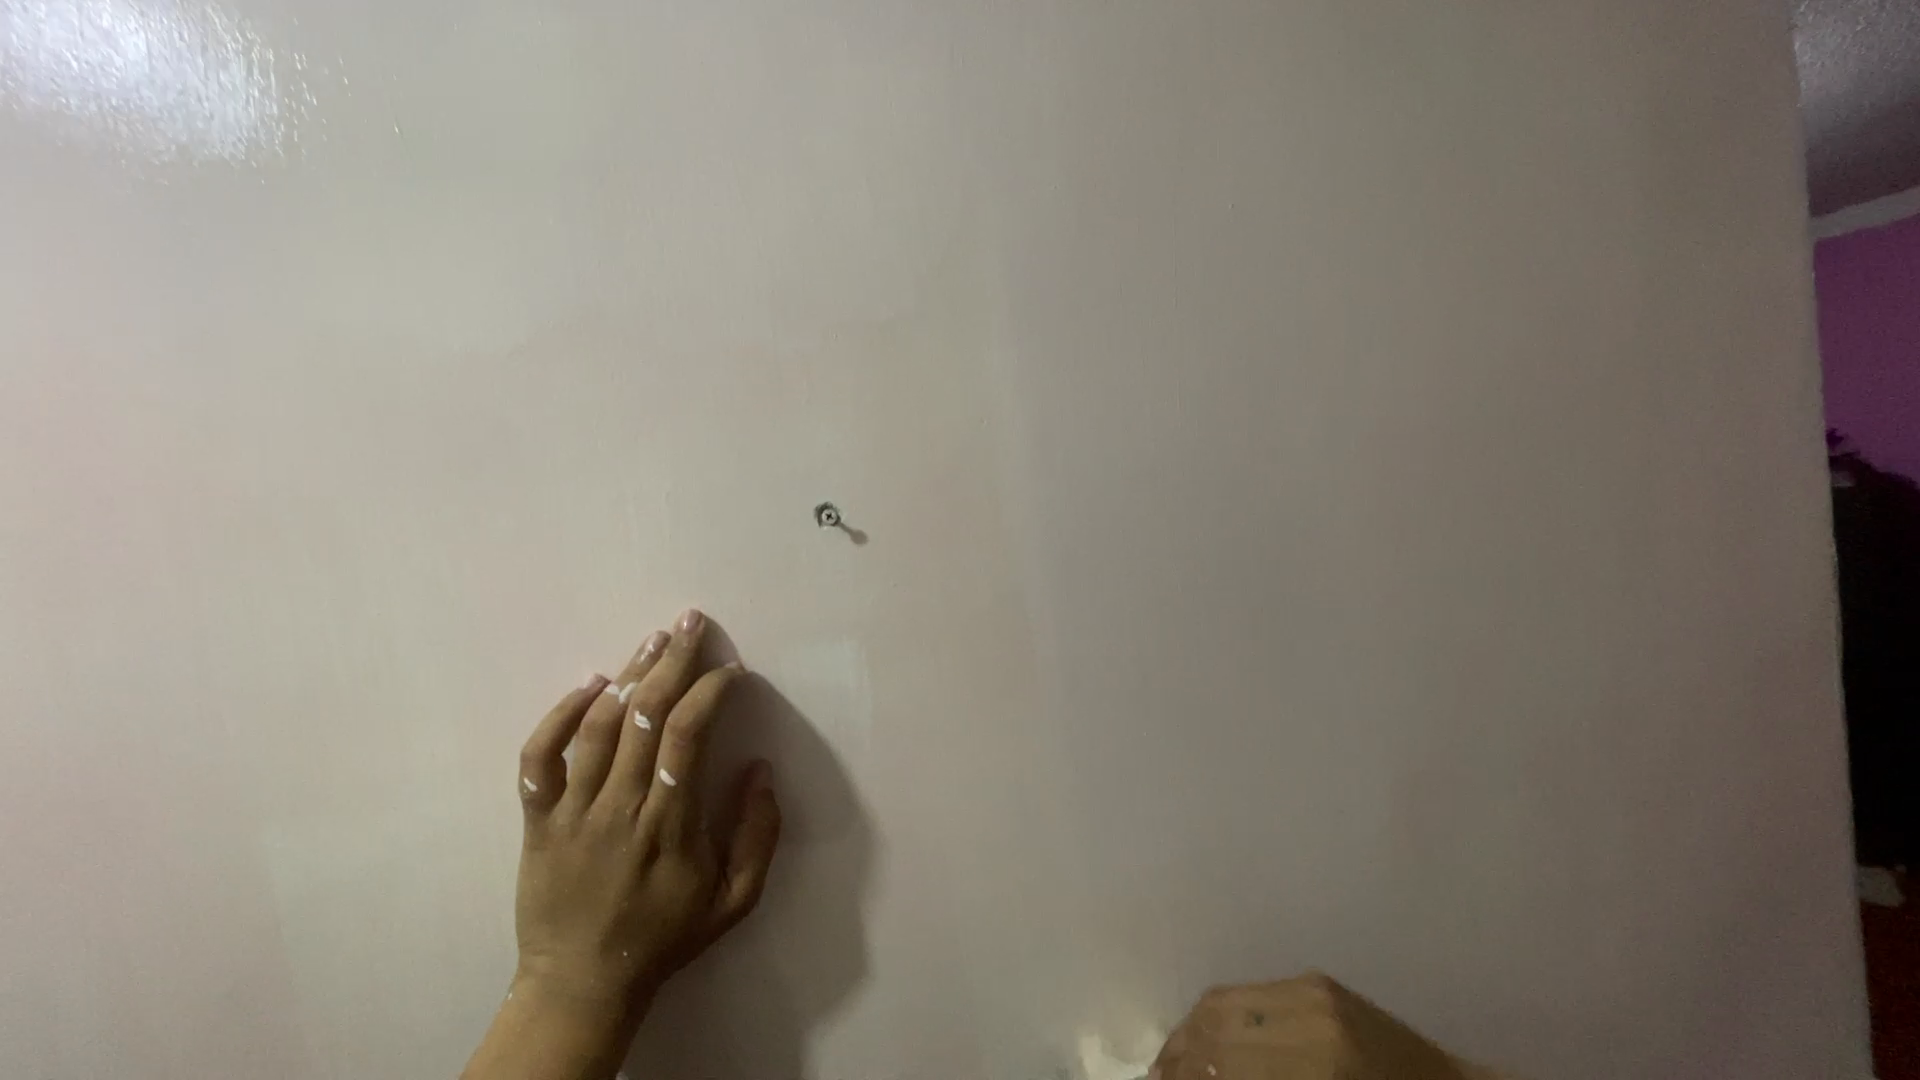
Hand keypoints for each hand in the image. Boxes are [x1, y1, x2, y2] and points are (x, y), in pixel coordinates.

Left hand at [512, 609, 780, 1015]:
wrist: (582, 983)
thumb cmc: (666, 937)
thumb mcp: (735, 900)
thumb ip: (758, 836)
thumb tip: (760, 770)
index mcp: (669, 825)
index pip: (687, 736)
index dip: (710, 692)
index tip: (732, 671)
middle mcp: (619, 807)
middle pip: (644, 716)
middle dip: (674, 662)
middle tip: (692, 622)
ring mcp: (573, 811)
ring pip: (597, 726)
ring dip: (628, 674)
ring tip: (653, 639)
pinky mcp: (539, 819)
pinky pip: (540, 758)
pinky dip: (560, 716)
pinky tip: (587, 683)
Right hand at [1150, 974, 1496, 1079]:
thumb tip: (1194, 1079)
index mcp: (1319, 1065)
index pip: (1224, 1062)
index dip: (1183, 1074)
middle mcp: (1310, 1015)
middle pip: (1215, 1027)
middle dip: (1177, 1055)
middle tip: (1155, 1075)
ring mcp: (1312, 989)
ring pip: (1223, 1001)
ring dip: (1188, 1031)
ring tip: (1170, 1058)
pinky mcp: (1316, 981)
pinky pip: (1248, 991)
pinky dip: (1215, 1014)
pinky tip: (1203, 1036)